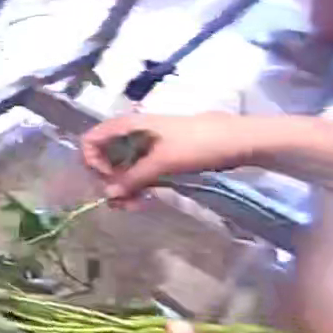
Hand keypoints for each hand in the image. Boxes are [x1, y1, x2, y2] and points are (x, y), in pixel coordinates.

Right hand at [79, 113, 280, 199]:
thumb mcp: (162, 162)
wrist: (241, 140)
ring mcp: (144, 146)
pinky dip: (137, 186)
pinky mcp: (158, 157)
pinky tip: (144, 199)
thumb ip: (132, 178)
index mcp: (125, 126)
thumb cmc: (198, 144)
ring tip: (134, 206)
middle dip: (108, 181)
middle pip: (103, 157)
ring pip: (121, 168)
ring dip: (123, 188)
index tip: (109, 177)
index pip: (90, 141)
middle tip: (122, 202)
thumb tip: (107, 195)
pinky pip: (137, 172)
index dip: (92, 160)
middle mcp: (130, 134)